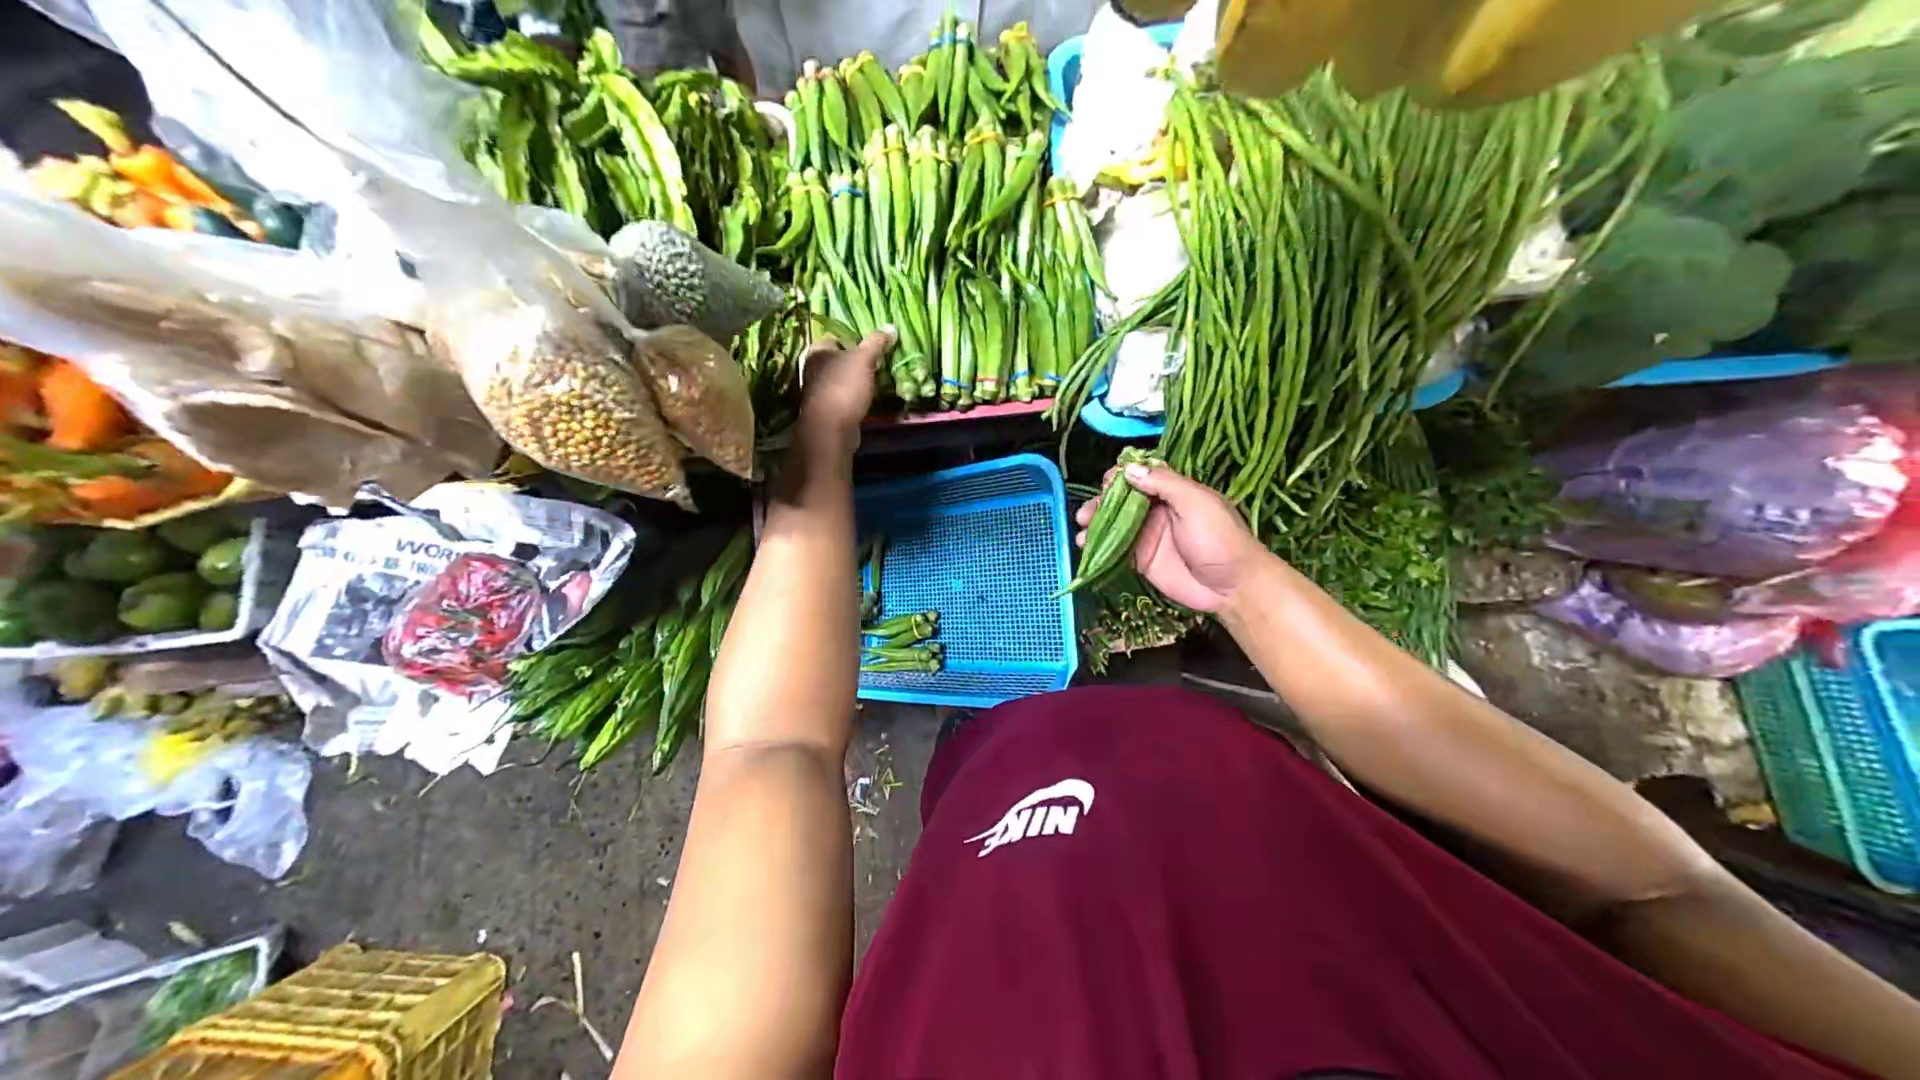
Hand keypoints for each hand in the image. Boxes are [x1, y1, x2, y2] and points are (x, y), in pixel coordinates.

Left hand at [796, 328, 892, 446]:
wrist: (831, 428)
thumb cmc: (844, 387)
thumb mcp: (864, 360)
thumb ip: (876, 342)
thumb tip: (891, 327)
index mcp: (817, 350)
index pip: (836, 336)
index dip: (855, 339)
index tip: (872, 346)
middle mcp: (812, 368)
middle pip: (839, 358)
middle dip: (856, 361)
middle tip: (877, 363)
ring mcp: (817, 390)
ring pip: (840, 378)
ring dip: (855, 380)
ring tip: (874, 381)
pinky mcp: (824, 408)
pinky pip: (842, 395)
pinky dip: (852, 395)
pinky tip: (865, 398)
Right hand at [1074, 462, 1267, 613]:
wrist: (1232, 586)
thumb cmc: (1220, 539)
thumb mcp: (1196, 503)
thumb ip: (1164, 484)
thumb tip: (1130, 470)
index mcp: (1173, 491)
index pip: (1141, 475)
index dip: (1121, 475)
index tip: (1108, 482)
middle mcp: (1157, 509)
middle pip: (1121, 498)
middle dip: (1101, 500)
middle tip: (1088, 510)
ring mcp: (1147, 534)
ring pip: (1113, 522)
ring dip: (1094, 521)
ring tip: (1081, 526)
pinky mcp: (1140, 558)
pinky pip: (1113, 547)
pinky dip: (1096, 545)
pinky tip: (1083, 544)